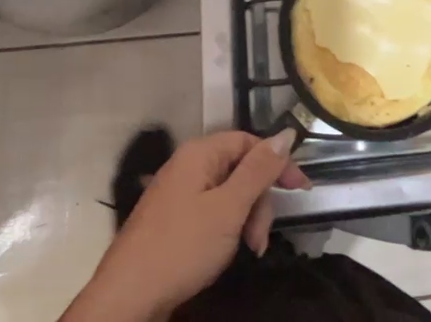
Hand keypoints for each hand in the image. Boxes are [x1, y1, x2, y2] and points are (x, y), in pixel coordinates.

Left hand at [63, 129, 310, 321]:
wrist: (128, 297)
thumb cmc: (182, 247)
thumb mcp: (229, 208)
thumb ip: (259, 170)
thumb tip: (286, 133)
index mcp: (200, 153)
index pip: (249, 141)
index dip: (277, 162)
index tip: (302, 190)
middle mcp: (188, 166)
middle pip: (240, 169)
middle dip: (259, 202)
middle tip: (260, 238)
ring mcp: (179, 193)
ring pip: (229, 194)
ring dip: (246, 220)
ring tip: (249, 250)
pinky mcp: (174, 219)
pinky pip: (212, 212)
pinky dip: (228, 229)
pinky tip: (231, 252)